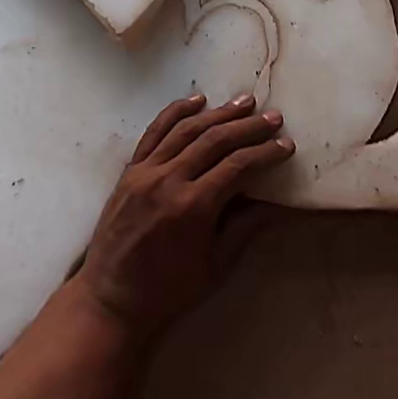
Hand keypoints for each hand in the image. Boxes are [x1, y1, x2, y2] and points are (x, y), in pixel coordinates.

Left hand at [72, 94, 293, 336]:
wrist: (110, 298)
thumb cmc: (168, 289)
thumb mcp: (216, 264)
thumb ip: (247, 227)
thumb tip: (279, 203)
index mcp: (192, 207)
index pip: (237, 166)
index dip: (265, 153)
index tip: (286, 146)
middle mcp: (168, 181)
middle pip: (215, 140)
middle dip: (249, 127)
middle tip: (274, 118)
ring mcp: (144, 173)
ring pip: (186, 130)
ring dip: (219, 113)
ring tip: (245, 102)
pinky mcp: (129, 172)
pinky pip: (154, 133)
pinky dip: (176, 113)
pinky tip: (197, 101)